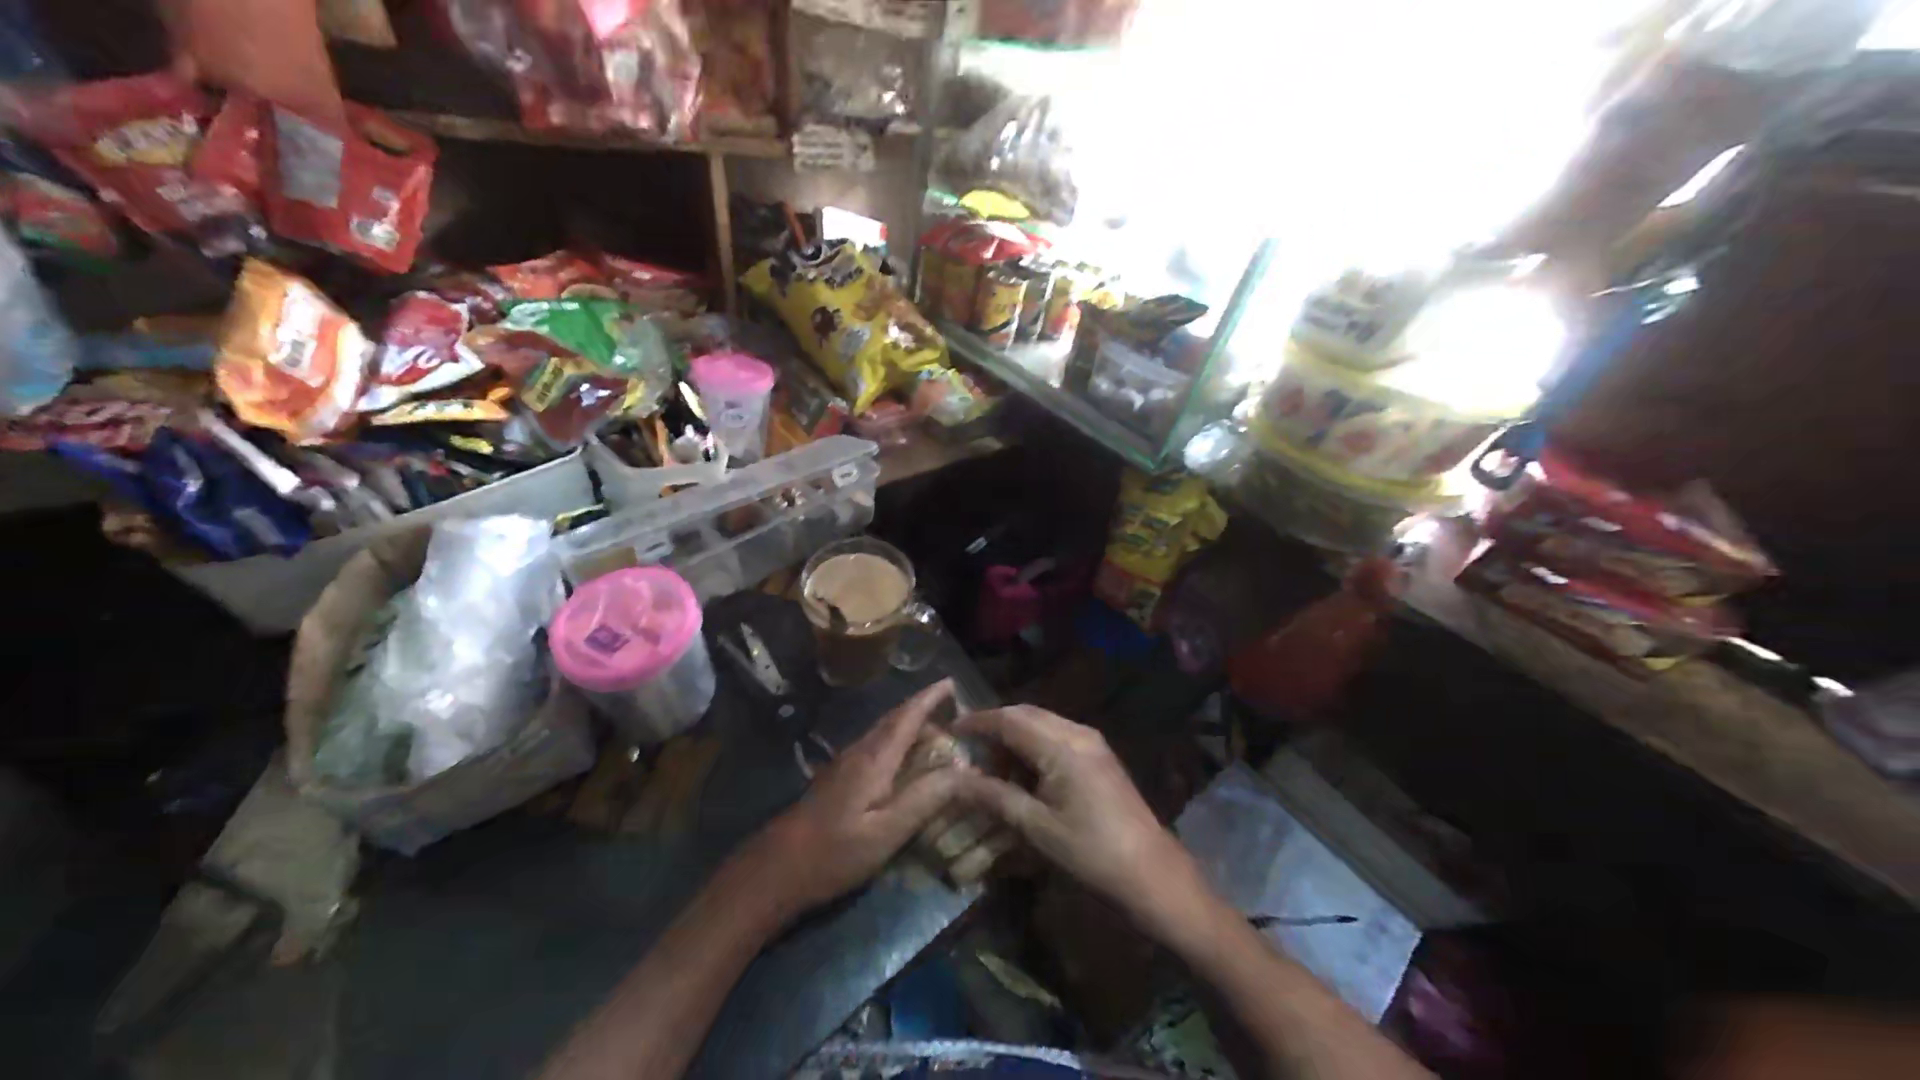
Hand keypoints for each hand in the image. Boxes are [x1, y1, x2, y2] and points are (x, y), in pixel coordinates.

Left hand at [737, 679, 966, 917]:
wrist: (775, 869)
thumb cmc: (834, 853)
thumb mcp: (886, 833)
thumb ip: (924, 800)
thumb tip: (965, 771)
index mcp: (874, 760)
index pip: (907, 717)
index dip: (929, 697)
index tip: (951, 682)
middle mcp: (859, 753)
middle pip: (894, 720)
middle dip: (923, 709)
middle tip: (953, 711)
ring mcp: (844, 765)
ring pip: (883, 733)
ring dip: (910, 726)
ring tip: (938, 735)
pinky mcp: (837, 780)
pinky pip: (875, 747)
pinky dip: (897, 743)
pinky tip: (905, 763)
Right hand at [956, 705, 1202, 927]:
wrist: (1152, 873)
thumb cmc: (1091, 852)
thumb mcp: (1037, 827)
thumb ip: (995, 797)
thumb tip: (956, 780)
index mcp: (1061, 746)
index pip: (1009, 719)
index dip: (978, 722)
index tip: (952, 729)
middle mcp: (1078, 733)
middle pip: (1026, 714)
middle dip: (995, 727)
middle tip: (970, 750)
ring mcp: (1092, 742)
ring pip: (1042, 723)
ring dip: (1015, 738)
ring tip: (993, 769)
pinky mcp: (1099, 756)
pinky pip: (1057, 736)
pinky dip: (1034, 746)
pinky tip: (1023, 775)